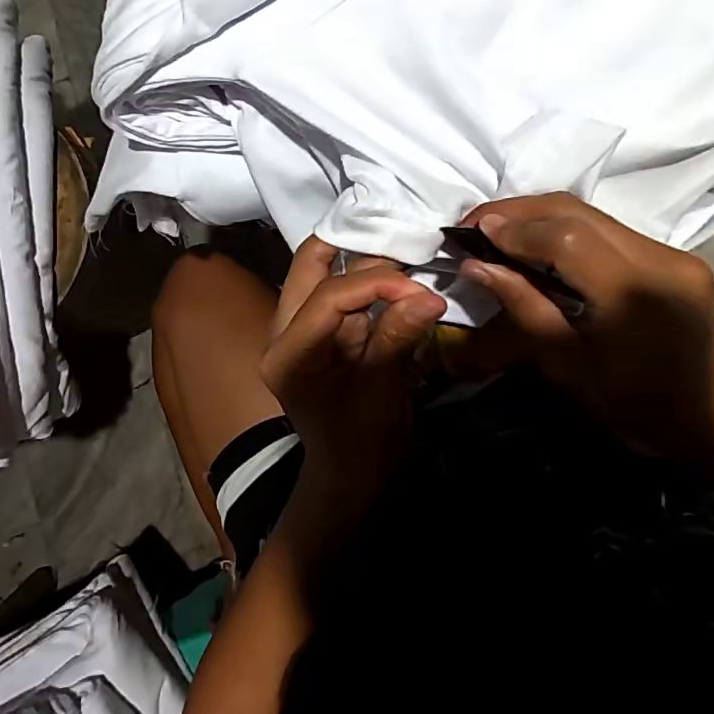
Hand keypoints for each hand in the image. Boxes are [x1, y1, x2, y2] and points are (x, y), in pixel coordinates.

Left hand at [260, 238, 446, 502]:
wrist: (351, 473)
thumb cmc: (360, 443)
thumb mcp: (380, 394)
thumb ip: (397, 339)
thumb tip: (430, 296)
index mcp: (287, 353)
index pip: (327, 297)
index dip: (376, 284)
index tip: (420, 289)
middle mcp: (284, 329)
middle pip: (312, 263)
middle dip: (356, 245)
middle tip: (403, 240)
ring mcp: (302, 324)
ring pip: (326, 267)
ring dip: (367, 257)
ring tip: (408, 252)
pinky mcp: (324, 325)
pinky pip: (344, 285)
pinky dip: (373, 276)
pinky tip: (401, 272)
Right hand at [458, 193, 713, 473]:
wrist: (707, 416)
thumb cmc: (634, 407)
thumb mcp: (570, 367)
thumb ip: (525, 308)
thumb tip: (476, 265)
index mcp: (636, 298)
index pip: (568, 239)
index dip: (516, 230)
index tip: (472, 233)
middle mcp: (661, 261)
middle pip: (580, 212)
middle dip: (521, 211)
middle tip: (477, 225)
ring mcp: (673, 253)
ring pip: (593, 213)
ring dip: (540, 216)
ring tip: (499, 231)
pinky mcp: (674, 253)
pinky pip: (608, 228)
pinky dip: (566, 228)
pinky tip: (538, 242)